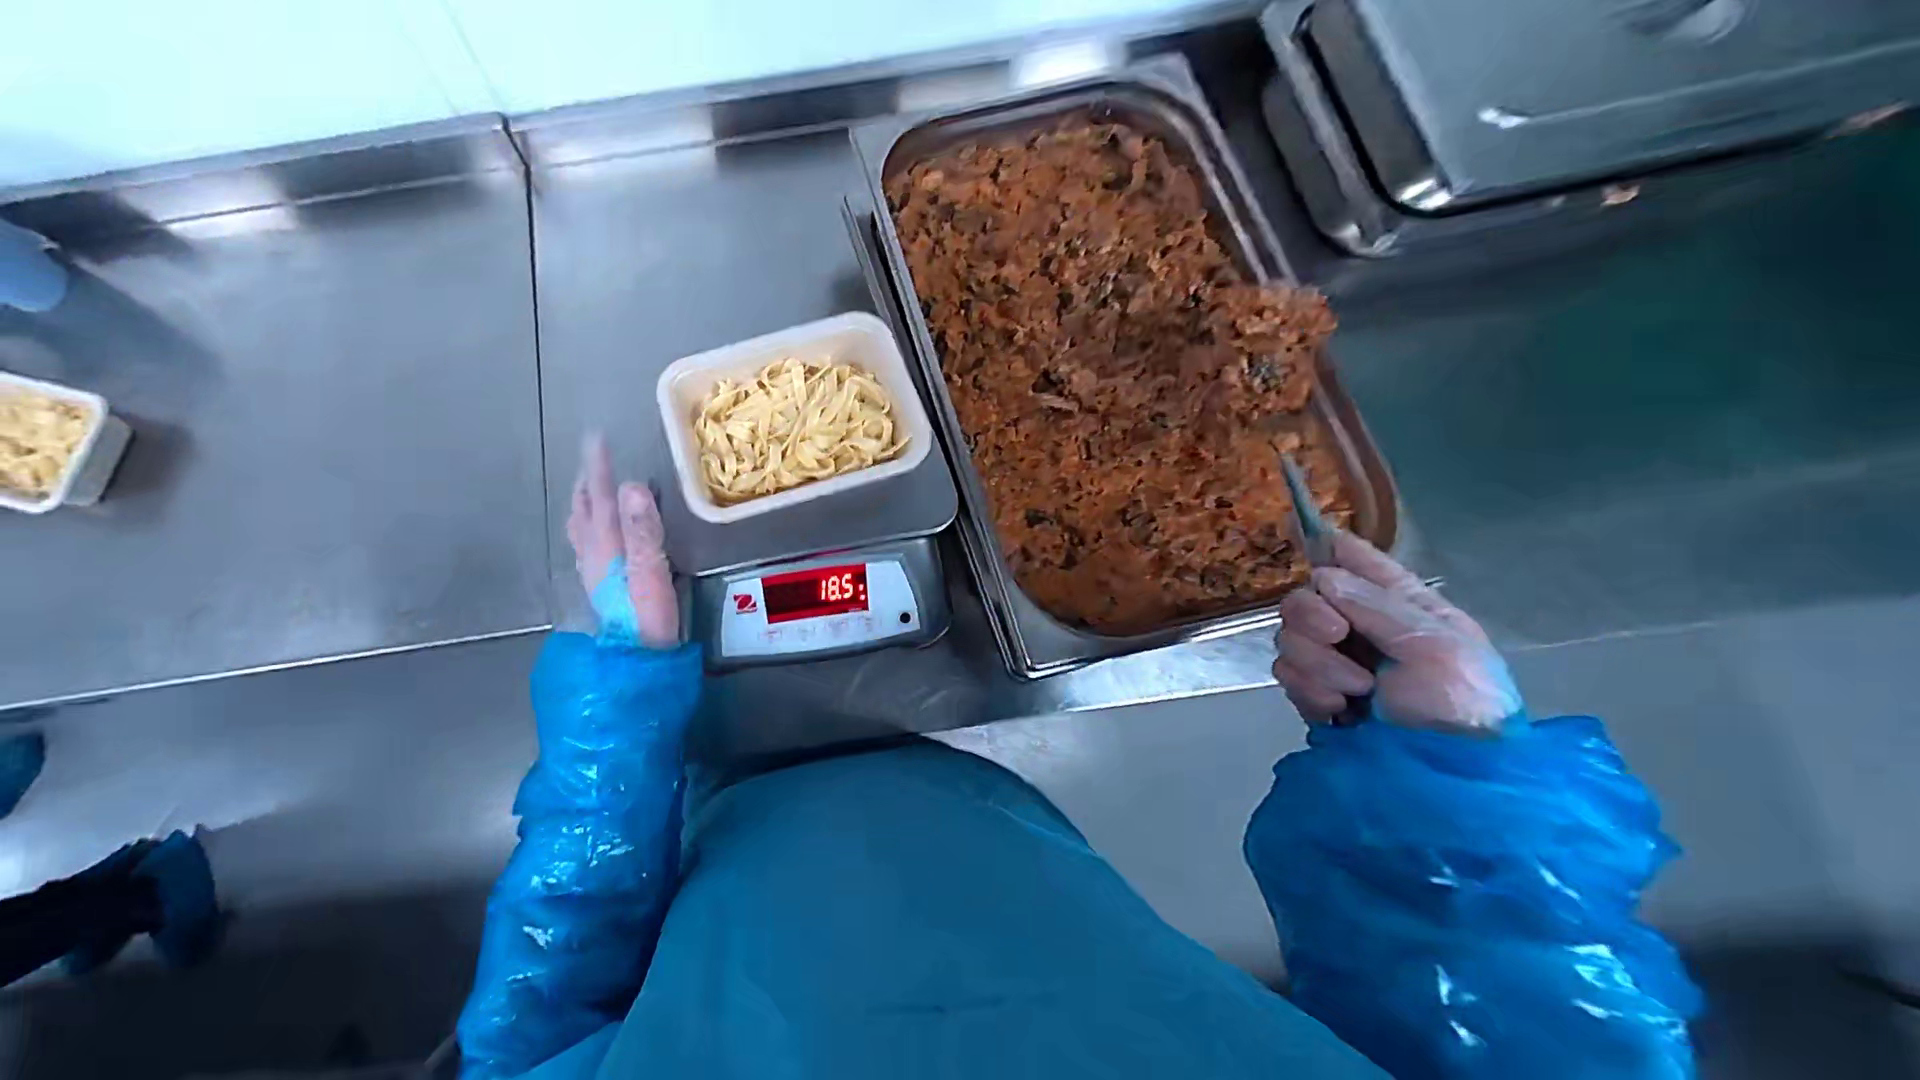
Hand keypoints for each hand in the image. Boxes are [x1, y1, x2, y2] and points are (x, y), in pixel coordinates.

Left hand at [566, 433, 679, 648]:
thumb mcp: (651, 570)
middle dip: (589, 480)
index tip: (597, 439)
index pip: (600, 498)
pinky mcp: (601, 582)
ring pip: (582, 524)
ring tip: (591, 484)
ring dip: (586, 499)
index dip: (600, 469)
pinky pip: (587, 539)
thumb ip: (642, 529)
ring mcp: (593, 568)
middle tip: (595, 455)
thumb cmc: (647, 616)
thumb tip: (631, 487)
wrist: (634, 658)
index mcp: (605, 545)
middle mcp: (593, 553)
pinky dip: (589, 521)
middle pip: (585, 508)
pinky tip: (595, 528)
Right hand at [1273, 530, 1520, 733]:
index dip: (1328, 544)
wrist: (1448, 776)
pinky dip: (1307, 688)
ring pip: (1287, 637)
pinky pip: (1285, 673)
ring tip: (1355, 691)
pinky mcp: (1315, 694)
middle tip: (1337, 637)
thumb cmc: (1462, 702)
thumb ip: (1378, 607)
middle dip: (1313, 616)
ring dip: (1316, 662)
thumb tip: (1323, 577)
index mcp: (1399, 605)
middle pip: (1304, 598)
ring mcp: (1333, 662)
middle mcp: (1359, 627)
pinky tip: (1337, 707)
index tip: (1296, 524)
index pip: (1356, 561)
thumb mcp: (1439, 646)